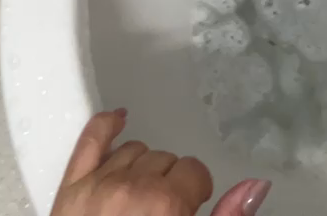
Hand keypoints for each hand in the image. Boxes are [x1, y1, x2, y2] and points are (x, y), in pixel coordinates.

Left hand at [53, 110, 271, 215]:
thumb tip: (256, 185)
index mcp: (166, 204)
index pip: (195, 171)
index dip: (196, 190)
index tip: (191, 209)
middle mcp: (132, 185)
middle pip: (165, 159)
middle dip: (171, 182)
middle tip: (166, 212)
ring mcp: (98, 182)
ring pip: (134, 149)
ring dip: (143, 167)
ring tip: (144, 196)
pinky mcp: (70, 186)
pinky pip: (91, 138)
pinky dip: (106, 125)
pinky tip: (120, 121)